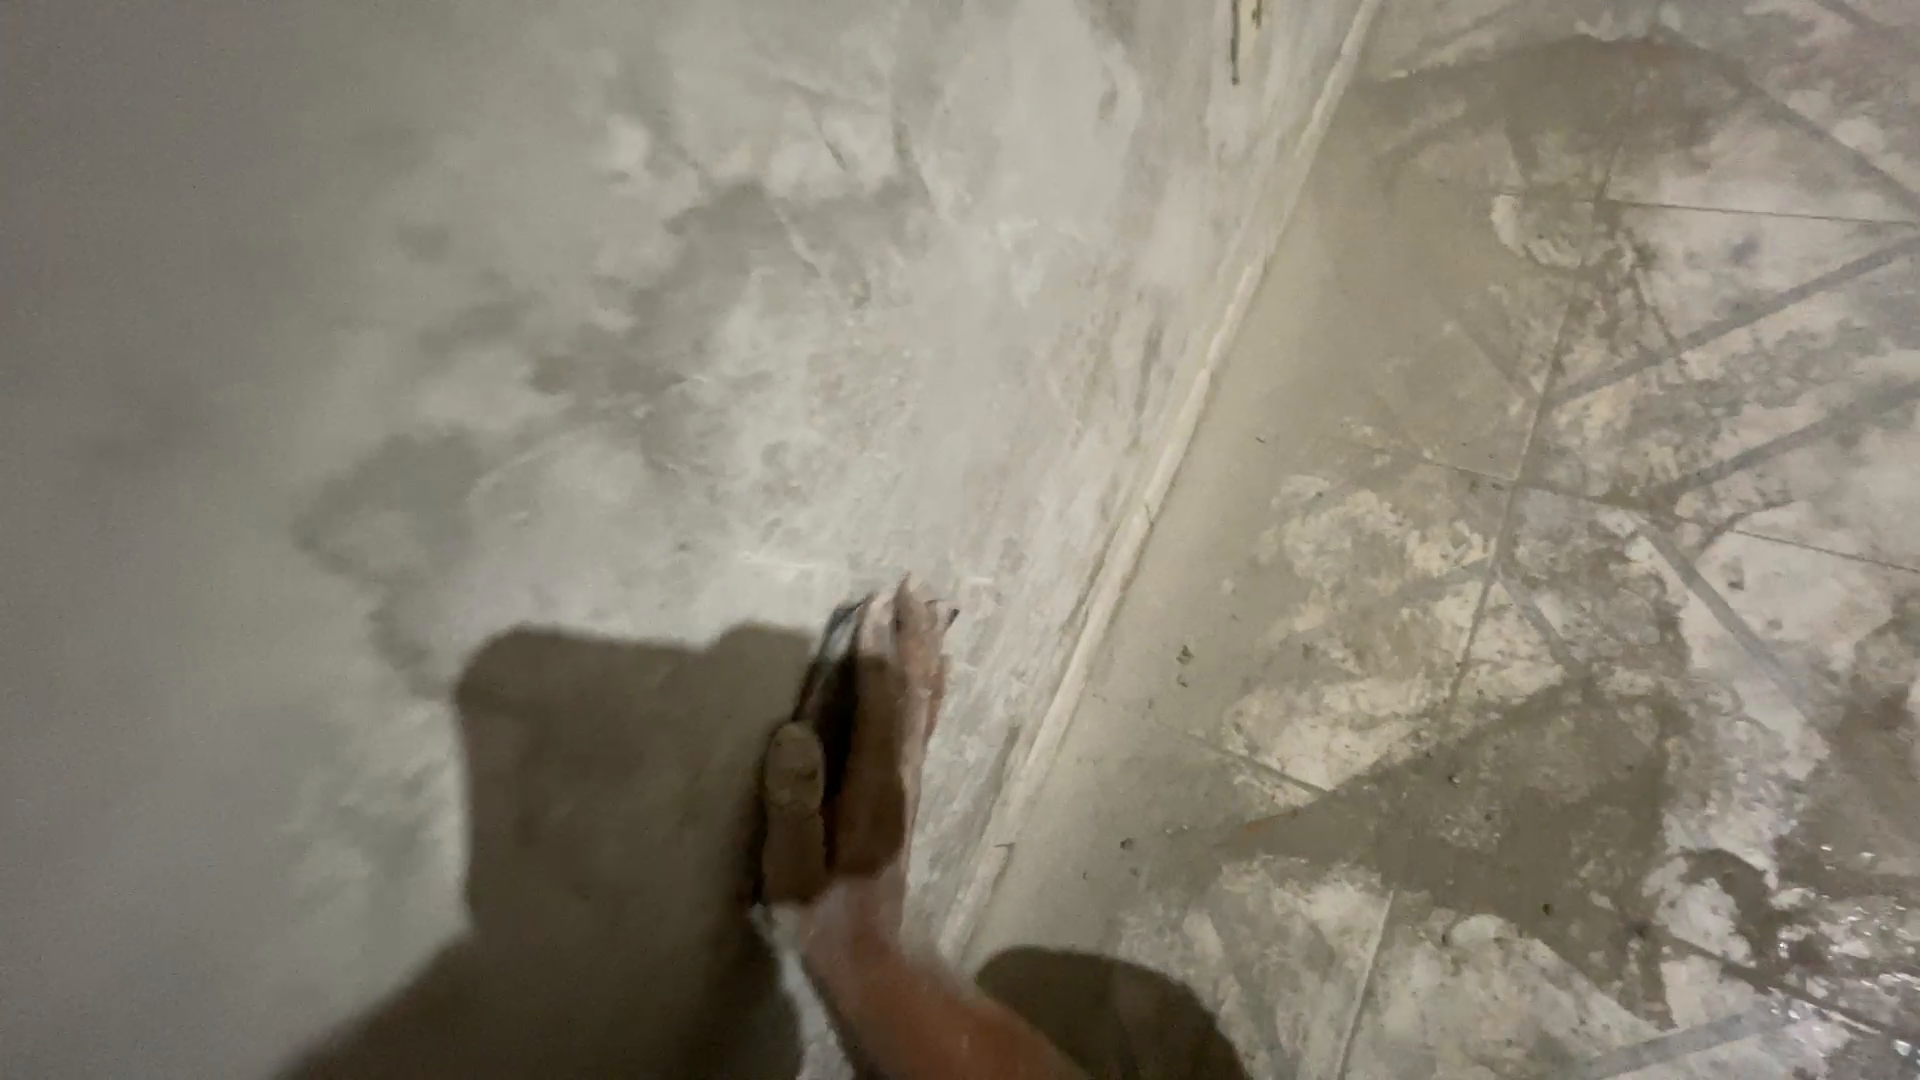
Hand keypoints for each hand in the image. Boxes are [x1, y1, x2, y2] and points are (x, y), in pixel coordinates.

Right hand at [761, 578, 949, 955]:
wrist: (868, 945)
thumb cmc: (820, 908)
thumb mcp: (790, 868)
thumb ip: (792, 802)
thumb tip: (794, 731)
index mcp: (874, 781)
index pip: (880, 701)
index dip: (876, 651)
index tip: (872, 602)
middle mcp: (902, 766)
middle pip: (916, 688)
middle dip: (915, 633)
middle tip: (913, 584)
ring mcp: (910, 771)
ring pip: (928, 696)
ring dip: (928, 647)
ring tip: (932, 606)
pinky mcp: (907, 778)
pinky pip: (927, 713)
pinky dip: (931, 678)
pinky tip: (932, 664)